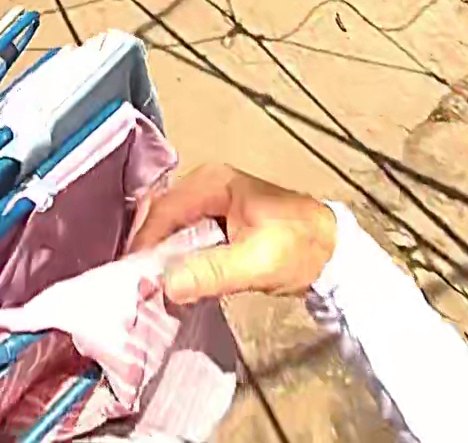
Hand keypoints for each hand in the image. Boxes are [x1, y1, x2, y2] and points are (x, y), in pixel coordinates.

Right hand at [128, 164, 337, 303]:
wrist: (335, 250)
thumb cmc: (298, 248)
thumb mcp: (258, 263)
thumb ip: (212, 271)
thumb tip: (165, 284)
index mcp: (213, 182)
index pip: (165, 207)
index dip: (146, 240)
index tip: (132, 274)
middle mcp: (206, 182)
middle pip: (162, 209)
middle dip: (148, 243)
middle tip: (136, 280)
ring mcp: (211, 196)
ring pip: (170, 219)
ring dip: (159, 247)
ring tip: (148, 280)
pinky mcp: (216, 214)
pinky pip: (184, 228)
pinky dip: (173, 249)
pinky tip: (171, 273)